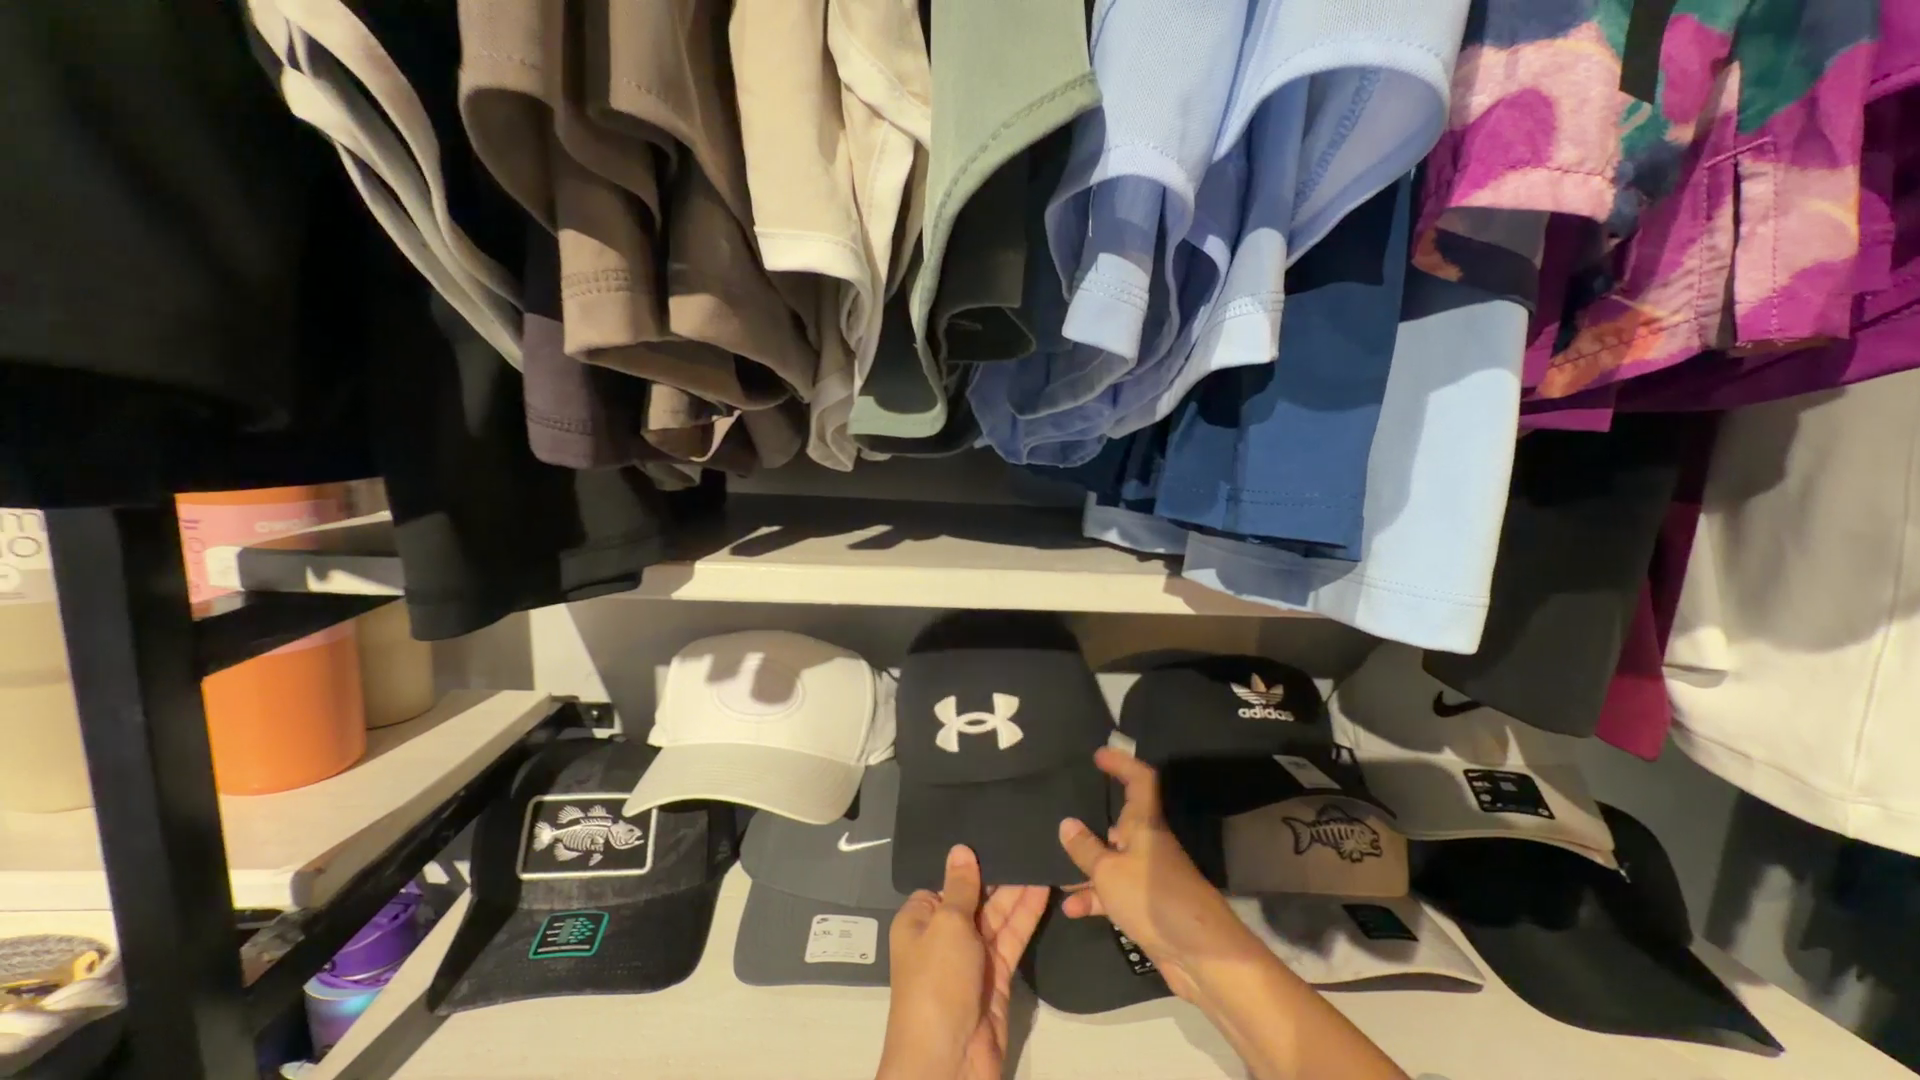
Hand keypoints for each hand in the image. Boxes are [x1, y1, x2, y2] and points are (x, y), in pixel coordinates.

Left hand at [879, 845, 1048, 1079]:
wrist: (949, 1058)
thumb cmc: (937, 981)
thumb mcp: (946, 925)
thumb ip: (961, 887)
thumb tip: (960, 850)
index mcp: (919, 921)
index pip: (945, 884)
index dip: (968, 864)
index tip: (993, 834)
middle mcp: (944, 936)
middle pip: (974, 898)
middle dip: (998, 874)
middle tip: (1027, 840)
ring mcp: (971, 957)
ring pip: (997, 916)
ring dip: (1017, 891)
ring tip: (1041, 857)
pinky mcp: (996, 976)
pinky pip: (1011, 937)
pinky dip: (1026, 915)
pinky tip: (1043, 889)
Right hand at [1057, 748, 1262, 1000]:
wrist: (1200, 954)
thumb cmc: (1153, 899)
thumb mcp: (1109, 871)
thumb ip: (1085, 849)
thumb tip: (1067, 824)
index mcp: (1146, 826)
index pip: (1140, 781)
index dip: (1121, 764)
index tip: (1099, 755)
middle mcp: (1149, 846)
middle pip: (1121, 823)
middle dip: (1093, 821)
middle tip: (1061, 814)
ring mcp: (1149, 878)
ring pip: (1112, 862)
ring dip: (1086, 867)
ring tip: (1053, 868)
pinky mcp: (1147, 907)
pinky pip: (1115, 893)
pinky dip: (1095, 899)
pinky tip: (1071, 909)